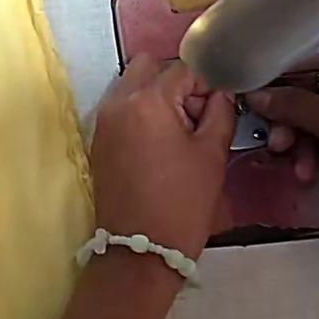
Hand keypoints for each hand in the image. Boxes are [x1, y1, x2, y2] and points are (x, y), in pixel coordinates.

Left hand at [89, 55, 236, 259]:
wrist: (141, 250)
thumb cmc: (182, 203)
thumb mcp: (211, 154)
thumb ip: (220, 113)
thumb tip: (219, 94)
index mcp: (148, 101)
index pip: (183, 68)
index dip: (207, 83)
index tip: (220, 106)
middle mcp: (118, 103)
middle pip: (150, 68)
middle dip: (176, 82)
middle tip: (197, 115)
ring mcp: (104, 123)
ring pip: (132, 86)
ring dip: (157, 96)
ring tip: (180, 132)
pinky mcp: (99, 142)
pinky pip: (121, 110)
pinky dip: (141, 114)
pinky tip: (161, 145)